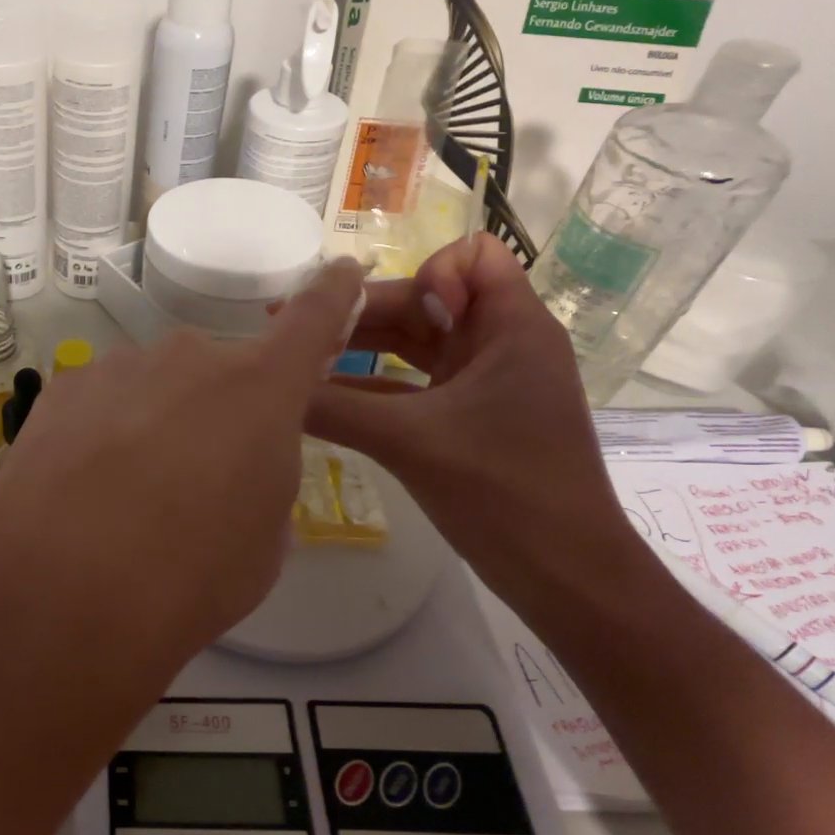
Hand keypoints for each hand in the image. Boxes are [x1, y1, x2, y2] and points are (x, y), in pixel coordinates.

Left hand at [0, 255, 368, 671]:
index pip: (312, 321)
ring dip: (155, 423)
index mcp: (260, 388)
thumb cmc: (190, 574)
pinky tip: (83, 485)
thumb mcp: (264, 540)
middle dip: (217, 414)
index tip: (342, 269)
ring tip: (127, 496)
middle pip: (220, 374)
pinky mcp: (66, 385)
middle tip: (193, 483)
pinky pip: (105, 400)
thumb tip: (236, 466)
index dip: (332, 295)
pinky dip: (104, 431)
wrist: (62, 582)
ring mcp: (122, 365)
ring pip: (157, 386)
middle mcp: (192, 357)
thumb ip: (263, 478)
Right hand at [303, 234, 642, 616]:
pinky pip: (411, 382)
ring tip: (298, 357)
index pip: (472, 255)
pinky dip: (370, 385)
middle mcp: (499, 343)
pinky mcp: (467, 416)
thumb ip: (335, 408)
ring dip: (359, 346)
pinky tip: (320, 398)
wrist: (568, 579)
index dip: (425, 273)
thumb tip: (266, 385)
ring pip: (413, 341)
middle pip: (424, 299)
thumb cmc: (505, 494)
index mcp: (511, 328)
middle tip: (296, 328)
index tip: (381, 316)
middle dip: (362, 311)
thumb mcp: (411, 442)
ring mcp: (483, 381)